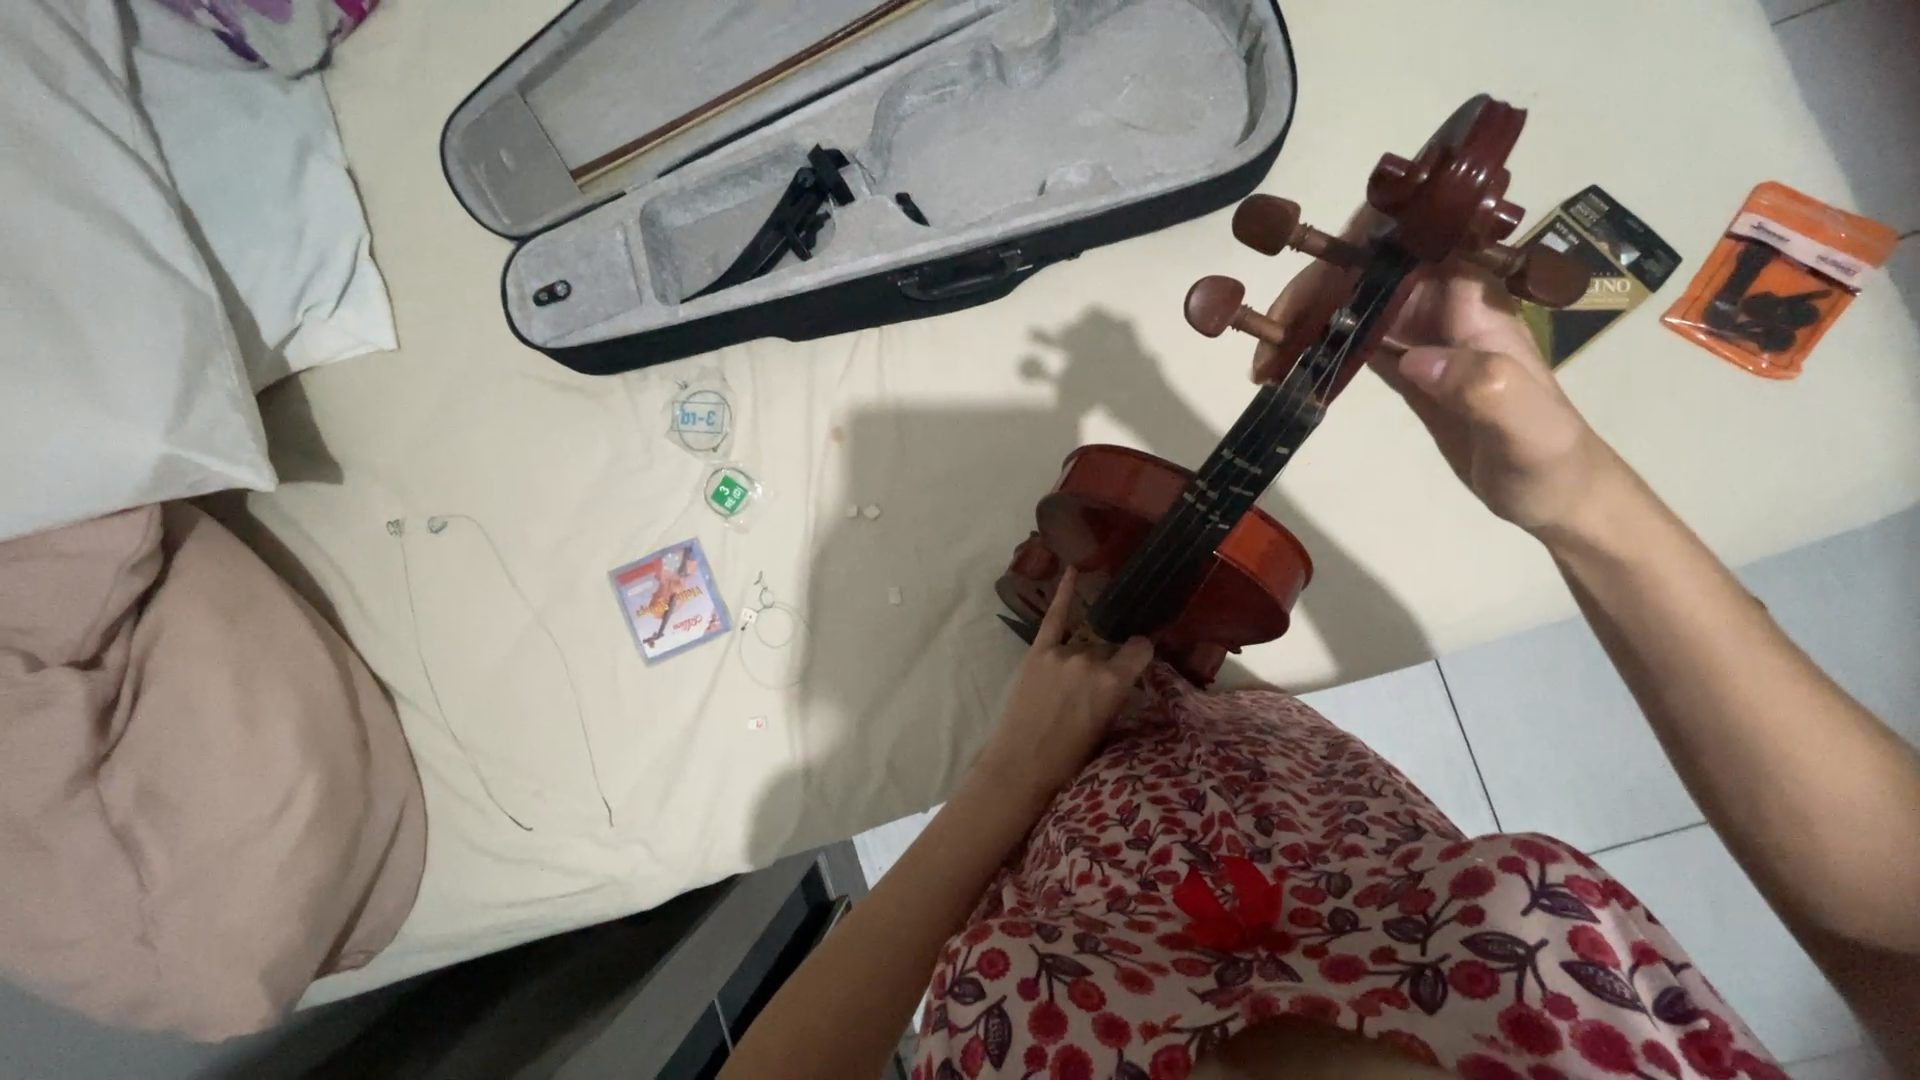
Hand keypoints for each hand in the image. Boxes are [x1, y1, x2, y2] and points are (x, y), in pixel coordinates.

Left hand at [973, 569, 1154, 803]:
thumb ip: (1118, 693)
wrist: (1021, 766)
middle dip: (1111, 659)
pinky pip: (1054, 617)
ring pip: (1085, 642)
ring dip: (1087, 653)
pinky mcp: (1037, 653)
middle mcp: (1090, 659)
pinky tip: (1073, 571)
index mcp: (1113, 681)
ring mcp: (1061, 653)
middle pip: (1110, 647)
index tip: (1140, 658)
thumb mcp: (1108, 727)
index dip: (1141, 653)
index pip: (1140, 649)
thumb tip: (1126, 674)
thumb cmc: (1070, 758)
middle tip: (1100, 683)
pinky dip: (1064, 594)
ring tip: (1077, 677)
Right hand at [1253, 207, 1625, 535]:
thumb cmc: (1549, 461)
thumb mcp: (1528, 428)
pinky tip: (1291, 361)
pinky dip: (1324, 349)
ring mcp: (1429, 342)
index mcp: (1479, 311)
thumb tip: (1417, 360)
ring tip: (1266, 348)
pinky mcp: (1412, 373)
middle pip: (1378, 276)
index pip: (1422, 250)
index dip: (1372, 239)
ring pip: (1363, 309)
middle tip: (1269, 330)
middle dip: (1322, 289)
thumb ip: (1483, 387)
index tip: (1319, 254)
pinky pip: (1362, 345)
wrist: (1556, 497)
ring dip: (1314, 319)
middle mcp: (1451, 314)